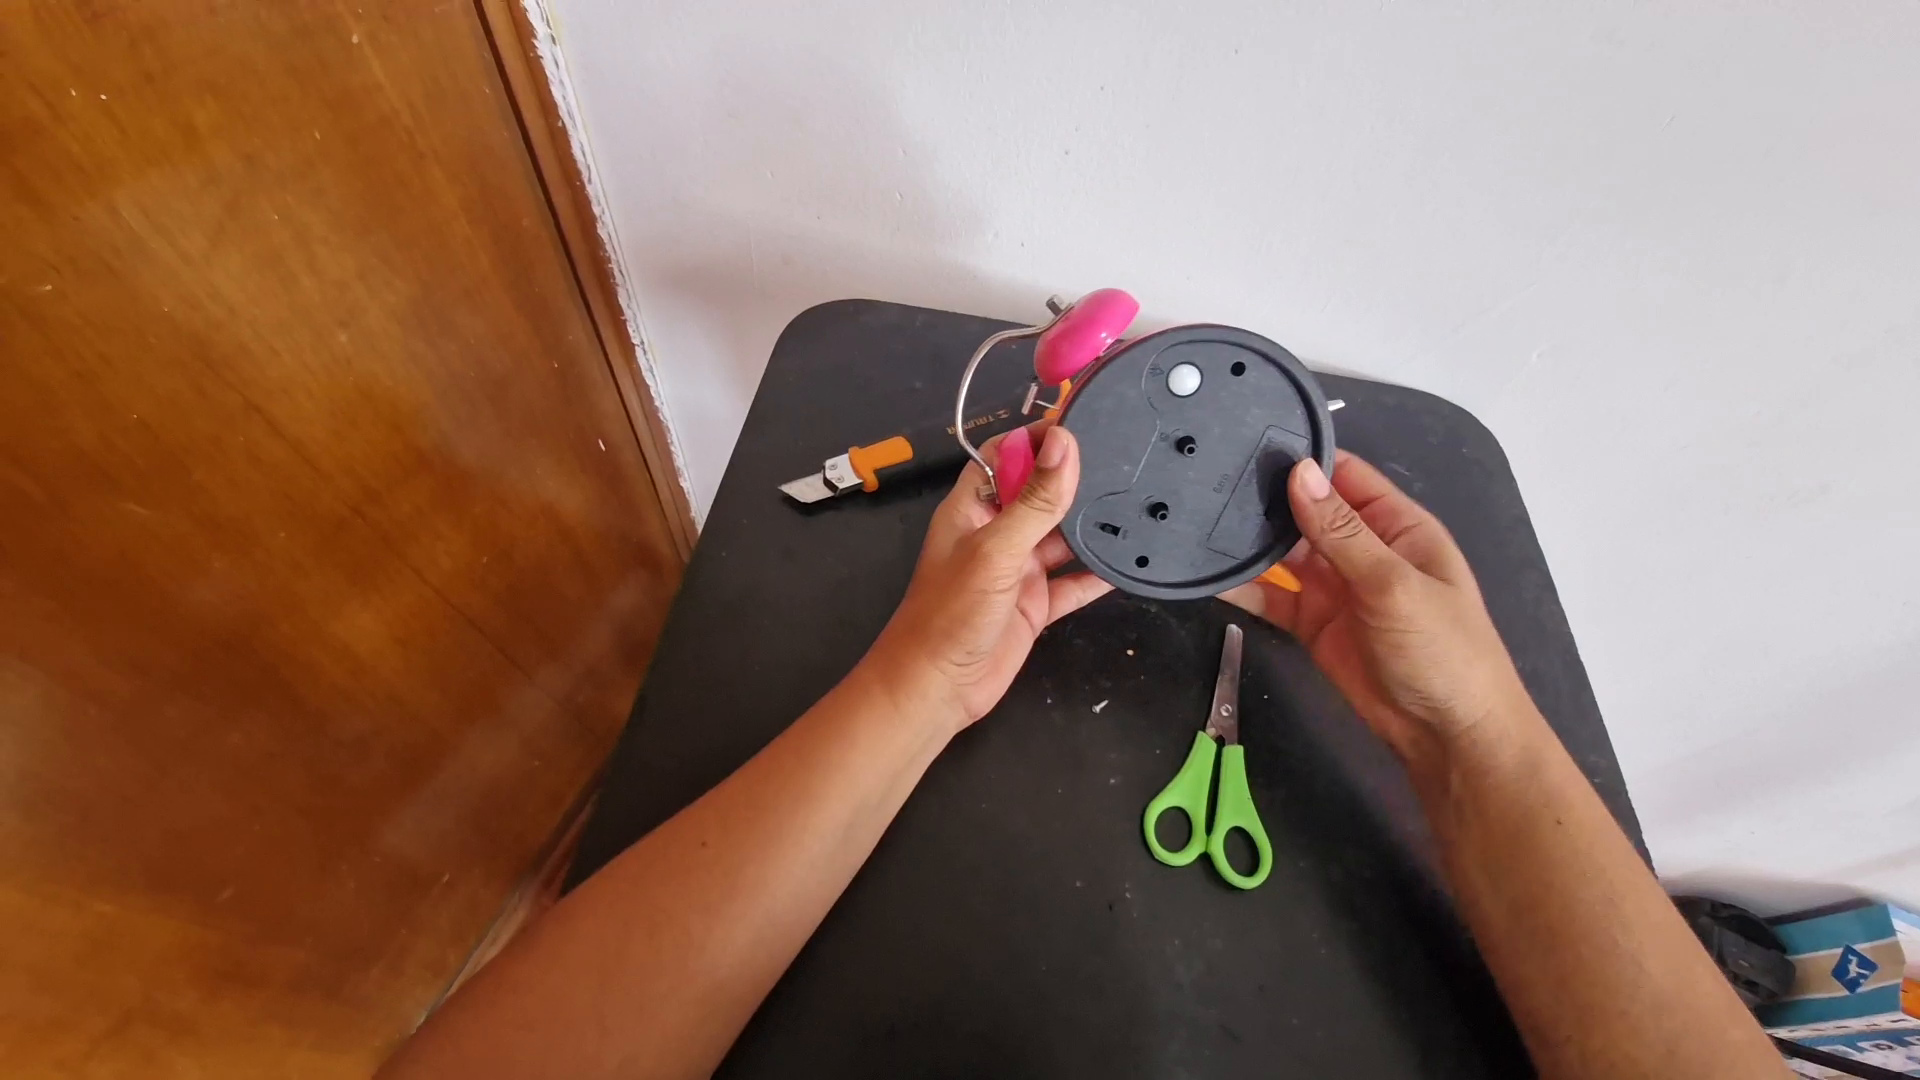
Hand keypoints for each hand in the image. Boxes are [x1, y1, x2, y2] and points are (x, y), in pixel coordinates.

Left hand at [861, 423, 1112, 733]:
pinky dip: (1096, 574)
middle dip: (1074, 478)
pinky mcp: (1035, 604)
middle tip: (1127, 458)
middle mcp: (997, 532)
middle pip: (1039, 493)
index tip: (1085, 422)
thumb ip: (1033, 500)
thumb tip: (1064, 442)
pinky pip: (1072, 582)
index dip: (1039, 438)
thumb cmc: (952, 612)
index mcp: (973, 507)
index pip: (1006, 455)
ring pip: (1060, 537)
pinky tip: (1129, 560)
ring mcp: (1017, 569)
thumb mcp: (995, 549)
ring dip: (1091, 524)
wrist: (938, 687)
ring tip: (1138, 499)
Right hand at [1220, 451, 1534, 767]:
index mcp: (1395, 526)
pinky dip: (1241, 587)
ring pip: (1281, 552)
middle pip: (1305, 512)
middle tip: (1209, 479)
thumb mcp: (1393, 583)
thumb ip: (1342, 532)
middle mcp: (1360, 549)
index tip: (1252, 442)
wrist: (1444, 733)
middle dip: (1265, 498)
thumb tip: (1301, 473)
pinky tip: (1208, 575)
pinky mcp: (1309, 619)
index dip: (1304, 459)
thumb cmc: (1440, 649)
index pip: (1345, 476)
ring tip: (1198, 518)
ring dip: (1248, 540)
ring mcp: (1332, 585)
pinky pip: (1269, 595)